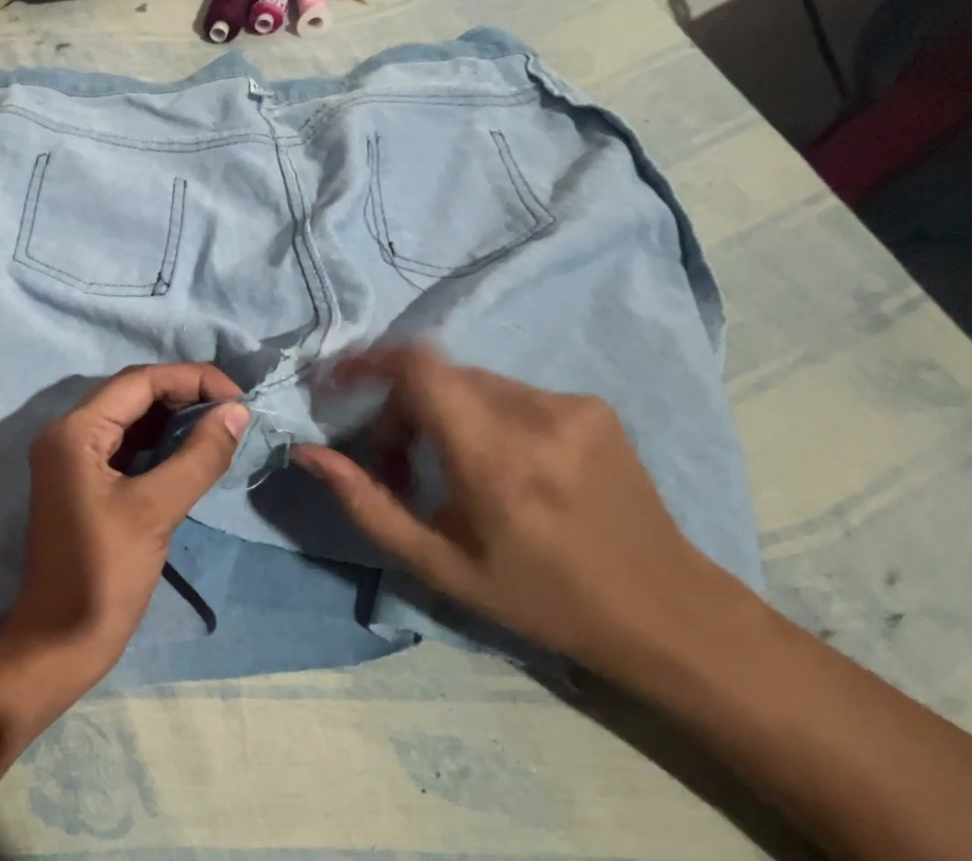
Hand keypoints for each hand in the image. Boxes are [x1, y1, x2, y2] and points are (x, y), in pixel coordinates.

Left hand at [0, 364, 249, 699]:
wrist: (61, 639)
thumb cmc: (105, 573)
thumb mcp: (157, 510)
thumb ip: (199, 456)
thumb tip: (236, 412)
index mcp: (73, 432)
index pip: (138, 381)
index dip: (192, 379)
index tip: (240, 398)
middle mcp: (66, 435)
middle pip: (132, 395)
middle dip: (185, 397)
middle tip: (234, 415)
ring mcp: (71, 460)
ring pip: (130, 421)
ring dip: (174, 421)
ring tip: (223, 431)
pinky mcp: (82, 484)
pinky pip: (125, 449)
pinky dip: (160, 446)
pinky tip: (194, 454)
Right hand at [291, 344, 739, 672]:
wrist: (665, 610)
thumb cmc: (540, 598)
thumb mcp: (438, 566)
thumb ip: (366, 504)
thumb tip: (307, 454)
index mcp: (498, 460)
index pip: (422, 369)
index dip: (369, 361)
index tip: (336, 381)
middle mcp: (538, 416)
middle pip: (437, 375)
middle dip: (399, 407)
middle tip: (392, 460)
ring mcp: (573, 406)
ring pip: (471, 381)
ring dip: (438, 411)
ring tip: (442, 468)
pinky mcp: (593, 406)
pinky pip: (508, 392)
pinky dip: (478, 414)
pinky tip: (493, 464)